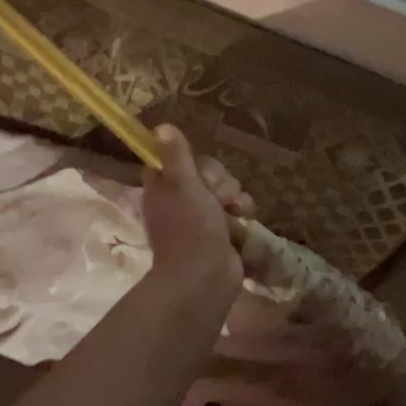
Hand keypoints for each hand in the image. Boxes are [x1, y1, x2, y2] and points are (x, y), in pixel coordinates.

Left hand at [141, 125, 247, 289]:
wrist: (204, 278)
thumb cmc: (189, 227)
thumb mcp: (181, 184)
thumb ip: (175, 155)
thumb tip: (160, 126)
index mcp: (162, 189)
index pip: (175, 160)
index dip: (191, 161)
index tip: (198, 169)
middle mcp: (178, 201)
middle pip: (205, 173)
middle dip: (218, 180)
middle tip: (217, 194)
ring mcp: (199, 219)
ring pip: (222, 190)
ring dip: (234, 195)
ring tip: (235, 210)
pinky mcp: (219, 233)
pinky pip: (234, 210)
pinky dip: (241, 212)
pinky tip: (245, 218)